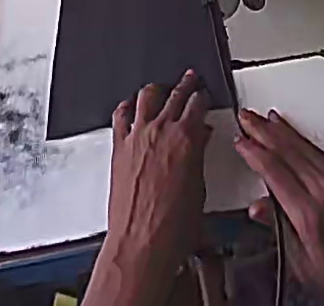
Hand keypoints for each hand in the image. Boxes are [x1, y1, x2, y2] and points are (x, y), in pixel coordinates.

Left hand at [86, 71, 209, 305]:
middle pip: (175, 94)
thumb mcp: (199, 188)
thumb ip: (198, 155)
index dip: (202, 96)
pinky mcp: (120, 146)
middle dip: (185, 83)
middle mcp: (161, 130)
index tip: (203, 94)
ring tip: (161, 87)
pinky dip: (127, 107)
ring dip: (157, 90)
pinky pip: (121, 115)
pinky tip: (130, 106)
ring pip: (147, 96)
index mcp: (186, 138)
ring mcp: (138, 135)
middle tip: (189, 78)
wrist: (142, 245)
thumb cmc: (172, 227)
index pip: (197, 103)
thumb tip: (200, 140)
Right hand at [233, 109, 323, 305]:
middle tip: (246, 117)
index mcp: (309, 214)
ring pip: (302, 145)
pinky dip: (299, 137)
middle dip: (263, 130)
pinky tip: (289, 131)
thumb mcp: (303, 264)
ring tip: (262, 118)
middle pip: (287, 150)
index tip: (241, 141)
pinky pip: (318, 149)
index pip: (274, 171)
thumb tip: (257, 208)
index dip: (254, 152)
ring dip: (279, 129)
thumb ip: (279, 229)